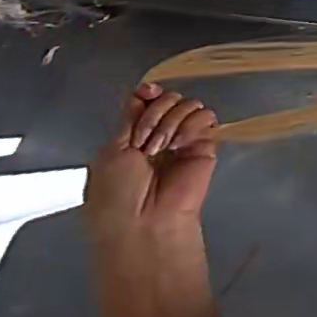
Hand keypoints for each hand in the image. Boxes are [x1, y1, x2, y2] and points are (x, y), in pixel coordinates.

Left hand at [87, 82, 219, 242]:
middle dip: (155, 113)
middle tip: (145, 142)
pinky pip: (206, 116)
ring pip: (186, 103)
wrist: (145, 225)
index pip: (146, 98)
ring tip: (162, 148)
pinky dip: (192, 124)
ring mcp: (184, 138)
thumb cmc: (117, 195)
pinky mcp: (206, 145)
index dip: (147, 92)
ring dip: (170, 121)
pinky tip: (180, 145)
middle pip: (166, 97)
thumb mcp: (111, 152)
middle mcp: (160, 133)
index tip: (146, 93)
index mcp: (134, 135)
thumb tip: (143, 90)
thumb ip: (129, 117)